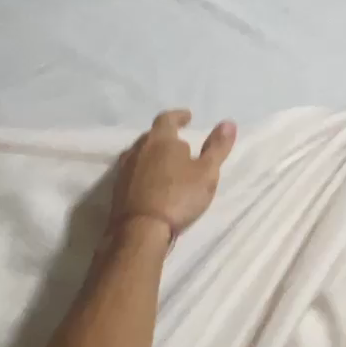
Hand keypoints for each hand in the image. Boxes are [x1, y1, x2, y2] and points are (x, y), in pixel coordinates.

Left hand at [111, 109, 236, 243]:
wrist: (140, 230)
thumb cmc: (178, 196)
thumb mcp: (207, 172)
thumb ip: (217, 147)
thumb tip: (228, 122)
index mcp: (160, 140)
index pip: (167, 118)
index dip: (178, 116)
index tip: (188, 117)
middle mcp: (138, 149)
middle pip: (151, 136)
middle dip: (165, 136)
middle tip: (179, 142)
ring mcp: (124, 170)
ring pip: (139, 154)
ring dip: (153, 154)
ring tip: (165, 162)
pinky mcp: (117, 189)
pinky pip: (132, 172)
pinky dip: (143, 171)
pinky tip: (151, 183)